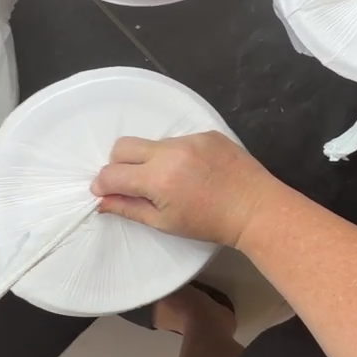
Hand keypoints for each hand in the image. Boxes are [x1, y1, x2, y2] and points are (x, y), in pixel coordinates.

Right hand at [91, 133, 285, 247]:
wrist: (255, 207)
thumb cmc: (209, 223)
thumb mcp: (164, 222)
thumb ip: (129, 208)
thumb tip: (101, 201)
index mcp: (158, 177)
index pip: (112, 172)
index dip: (103, 184)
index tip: (106, 192)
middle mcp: (171, 151)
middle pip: (124, 146)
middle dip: (118, 164)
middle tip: (132, 183)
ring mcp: (192, 138)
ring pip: (154, 143)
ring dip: (151, 159)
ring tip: (172, 180)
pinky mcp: (208, 133)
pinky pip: (180, 139)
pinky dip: (177, 154)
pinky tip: (194, 171)